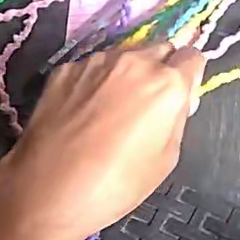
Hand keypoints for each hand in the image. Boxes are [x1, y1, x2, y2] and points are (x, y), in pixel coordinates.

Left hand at [0, 41, 204, 239]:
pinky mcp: (65, 70)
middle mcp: (134, 62)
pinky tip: (85, 112)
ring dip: (128, 73)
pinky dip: (97, 81)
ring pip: (125, 56)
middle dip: (161, 69)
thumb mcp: (166, 159)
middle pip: (160, 49)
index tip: (181, 95)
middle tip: (149, 103)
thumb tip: (177, 100)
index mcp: (167, 84)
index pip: (192, 57)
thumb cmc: (116, 184)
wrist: (46, 190)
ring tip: (113, 110)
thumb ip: (178, 118)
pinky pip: (93, 67)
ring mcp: (96, 62)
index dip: (189, 76)